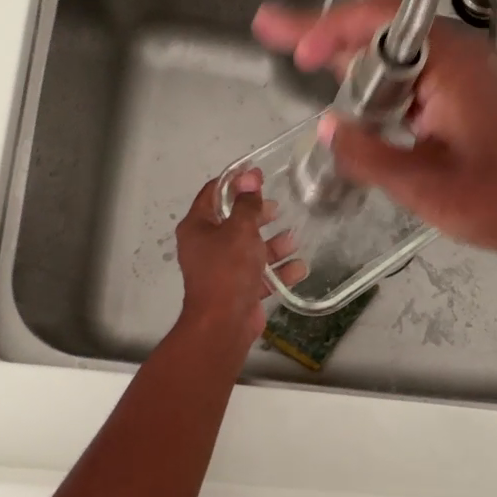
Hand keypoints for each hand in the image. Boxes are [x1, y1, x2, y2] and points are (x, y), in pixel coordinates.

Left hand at [173, 171, 304, 349]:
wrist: (223, 323)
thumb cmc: (227, 270)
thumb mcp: (240, 231)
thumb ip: (247, 205)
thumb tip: (249, 177)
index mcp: (197, 227)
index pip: (214, 193)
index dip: (236, 181)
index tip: (259, 173)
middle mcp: (207, 246)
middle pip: (234, 222)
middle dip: (258, 215)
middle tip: (279, 206)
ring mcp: (223, 269)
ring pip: (250, 249)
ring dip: (273, 244)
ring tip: (294, 238)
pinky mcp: (239, 289)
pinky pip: (261, 274)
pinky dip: (278, 270)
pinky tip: (299, 267)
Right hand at [252, 0, 496, 259]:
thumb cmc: (494, 203)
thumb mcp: (421, 185)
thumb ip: (368, 155)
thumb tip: (327, 128)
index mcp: (453, 64)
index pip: (382, 23)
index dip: (331, 29)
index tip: (296, 48)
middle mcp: (459, 58)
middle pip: (383, 31)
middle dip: (328, 34)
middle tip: (276, 33)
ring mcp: (463, 75)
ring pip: (395, 54)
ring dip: (349, 57)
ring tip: (298, 56)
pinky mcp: (462, 96)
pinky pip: (410, 76)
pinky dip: (374, 81)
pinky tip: (345, 91)